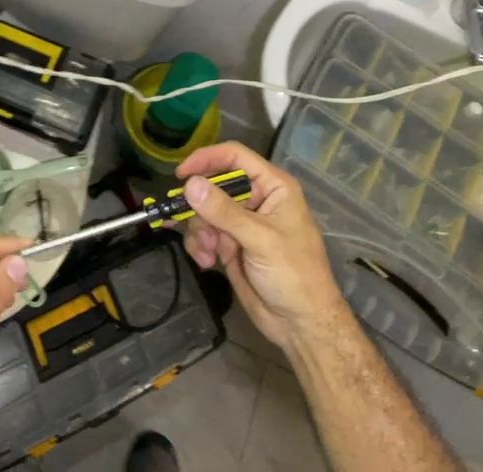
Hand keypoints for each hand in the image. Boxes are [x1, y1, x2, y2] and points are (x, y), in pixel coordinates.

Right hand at [176, 142, 344, 351]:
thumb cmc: (293, 273)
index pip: (235, 157)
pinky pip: (204, 234)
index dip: (207, 159)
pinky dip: (200, 246)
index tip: (181, 174)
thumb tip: (189, 184)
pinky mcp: (230, 245)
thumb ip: (223, 211)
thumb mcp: (259, 239)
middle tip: (189, 223)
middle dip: (200, 206)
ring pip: (204, 211)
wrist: (301, 324)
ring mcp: (241, 223)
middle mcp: (256, 199)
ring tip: (209, 253)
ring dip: (200, 231)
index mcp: (272, 187)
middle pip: (214, 185)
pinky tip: (208, 262)